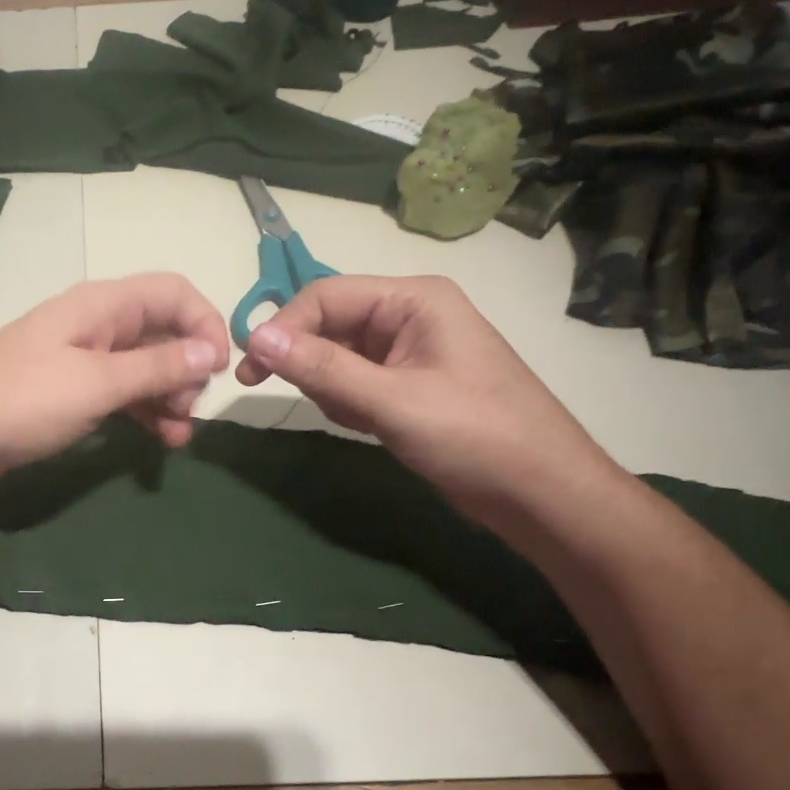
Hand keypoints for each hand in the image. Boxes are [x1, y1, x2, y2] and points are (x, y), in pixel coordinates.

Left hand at [0, 274, 228, 486]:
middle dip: (187, 369)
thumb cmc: (22, 400)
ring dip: (169, 398)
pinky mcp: (69, 394)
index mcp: (102, 305)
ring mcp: (81, 361)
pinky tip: (157, 440)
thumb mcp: (97, 383)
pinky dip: (143, 413)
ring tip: (176, 438)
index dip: (205, 323)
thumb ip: (157, 366)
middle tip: (186, 411)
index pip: (174, 292)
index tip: (219, 370)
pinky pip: (121, 395)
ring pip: (145, 369)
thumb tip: (214, 351)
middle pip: (164, 332)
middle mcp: (96, 325)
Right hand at [235, 275, 621, 528]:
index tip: (249, 369)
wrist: (540, 494)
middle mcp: (410, 316)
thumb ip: (322, 368)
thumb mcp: (392, 401)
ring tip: (354, 418)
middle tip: (266, 391)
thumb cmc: (475, 436)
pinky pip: (357, 383)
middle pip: (330, 324)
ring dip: (329, 386)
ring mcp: (411, 353)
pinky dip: (347, 403)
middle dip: (306, 359)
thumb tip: (254, 338)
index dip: (283, 327)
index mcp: (414, 300)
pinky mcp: (410, 387)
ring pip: (339, 357)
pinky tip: (368, 428)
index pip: (326, 296)